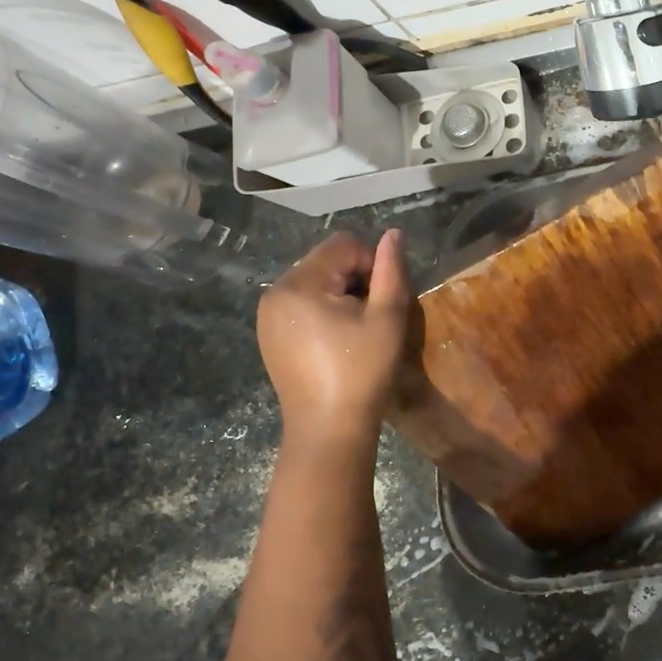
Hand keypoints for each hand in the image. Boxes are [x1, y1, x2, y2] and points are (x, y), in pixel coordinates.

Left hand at [257, 230, 411, 435]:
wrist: (328, 426)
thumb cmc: (363, 370)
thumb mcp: (387, 318)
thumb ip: (391, 270)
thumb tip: (394, 234)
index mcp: (300, 284)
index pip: (343, 244)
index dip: (372, 264)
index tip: (384, 299)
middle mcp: (275, 291)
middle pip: (325, 260)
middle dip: (355, 278)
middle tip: (373, 316)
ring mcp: (267, 314)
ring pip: (315, 281)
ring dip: (341, 294)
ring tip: (357, 329)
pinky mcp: (269, 334)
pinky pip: (301, 304)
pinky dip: (325, 311)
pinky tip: (338, 340)